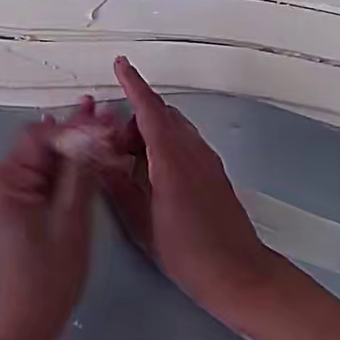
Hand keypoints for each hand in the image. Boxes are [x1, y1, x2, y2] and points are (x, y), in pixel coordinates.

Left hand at [0, 106, 97, 339]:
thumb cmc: (45, 280)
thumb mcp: (69, 222)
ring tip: (106, 129)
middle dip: (76, 130)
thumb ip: (78, 174)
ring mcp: (9, 194)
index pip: (41, 137)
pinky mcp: (19, 207)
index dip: (75, 126)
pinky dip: (67, 166)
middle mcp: (1, 181)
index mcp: (6, 182)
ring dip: (74, 145)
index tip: (105, 120)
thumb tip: (90, 133)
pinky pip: (44, 176)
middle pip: (41, 143)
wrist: (19, 328)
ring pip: (45, 157)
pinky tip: (89, 154)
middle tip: (109, 117)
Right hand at [99, 57, 294, 326]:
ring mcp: (206, 160)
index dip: (133, 84)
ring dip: (150, 132)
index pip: (149, 109)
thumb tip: (101, 163)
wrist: (238, 273)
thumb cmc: (190, 253)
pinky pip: (185, 142)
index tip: (121, 66)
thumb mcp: (143, 223)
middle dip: (134, 119)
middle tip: (112, 144)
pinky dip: (165, 144)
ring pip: (174, 128)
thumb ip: (119, 187)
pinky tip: (153, 172)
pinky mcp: (214, 171)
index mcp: (171, 159)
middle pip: (160, 115)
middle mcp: (192, 151)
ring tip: (129, 162)